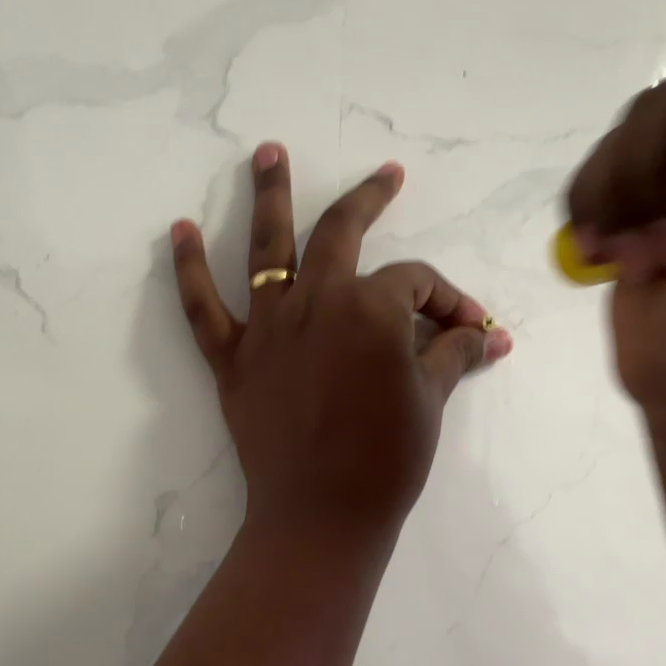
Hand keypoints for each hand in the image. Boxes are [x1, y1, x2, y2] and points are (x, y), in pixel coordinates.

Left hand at [172, 143, 512, 534]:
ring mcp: (268, 328)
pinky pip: (202, 308)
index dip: (447, 299)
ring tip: (265, 153)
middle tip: (384, 176)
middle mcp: (317, 302)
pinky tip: (178, 232)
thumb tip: (487, 334)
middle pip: (341, 232)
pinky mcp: (233, 360)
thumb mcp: (431, 399)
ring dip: (268, 195)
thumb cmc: (387, 459)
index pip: (416, 282)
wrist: (323, 513)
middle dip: (367, 197)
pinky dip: (188, 269)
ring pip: (267, 249)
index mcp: (372, 308)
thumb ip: (452, 353)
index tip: (467, 329)